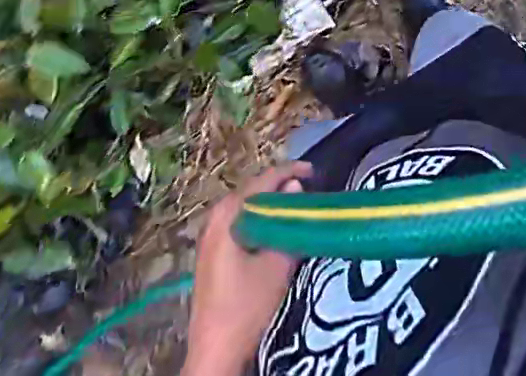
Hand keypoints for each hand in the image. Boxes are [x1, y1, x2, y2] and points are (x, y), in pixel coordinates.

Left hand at [182, 161, 313, 375]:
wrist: (215, 353)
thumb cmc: (247, 305)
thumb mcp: (277, 263)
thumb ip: (289, 221)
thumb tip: (296, 187)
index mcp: (229, 214)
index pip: (264, 181)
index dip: (291, 172)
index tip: (315, 171)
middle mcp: (215, 217)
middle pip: (253, 190)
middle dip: (280, 185)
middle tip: (308, 188)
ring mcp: (210, 235)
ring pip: (246, 205)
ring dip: (270, 202)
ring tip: (296, 204)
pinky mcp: (211, 251)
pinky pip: (239, 220)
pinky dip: (259, 217)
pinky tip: (275, 226)